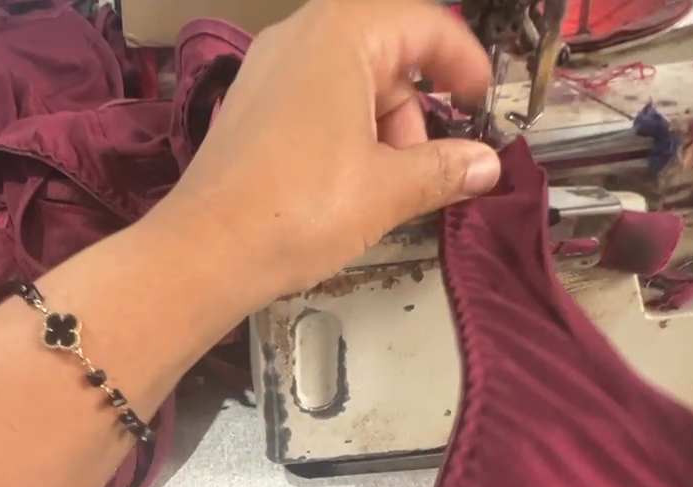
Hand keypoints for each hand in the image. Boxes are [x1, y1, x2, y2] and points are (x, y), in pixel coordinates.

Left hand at [146, 0, 500, 307]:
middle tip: (421, 174)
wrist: (205, 254)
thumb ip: (444, 170)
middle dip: (414, 116)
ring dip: (378, 136)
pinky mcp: (246, 115)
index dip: (466, 64)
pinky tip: (340, 193)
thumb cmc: (298, 210)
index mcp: (340, 32)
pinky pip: (312, 111)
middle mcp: (298, 38)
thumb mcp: (386, 191)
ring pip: (348, 90)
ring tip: (377, 195)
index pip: (426, 24)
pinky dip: (341, 142)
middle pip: (385, 59)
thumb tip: (486, 166)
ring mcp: (265, 76)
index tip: (484, 106)